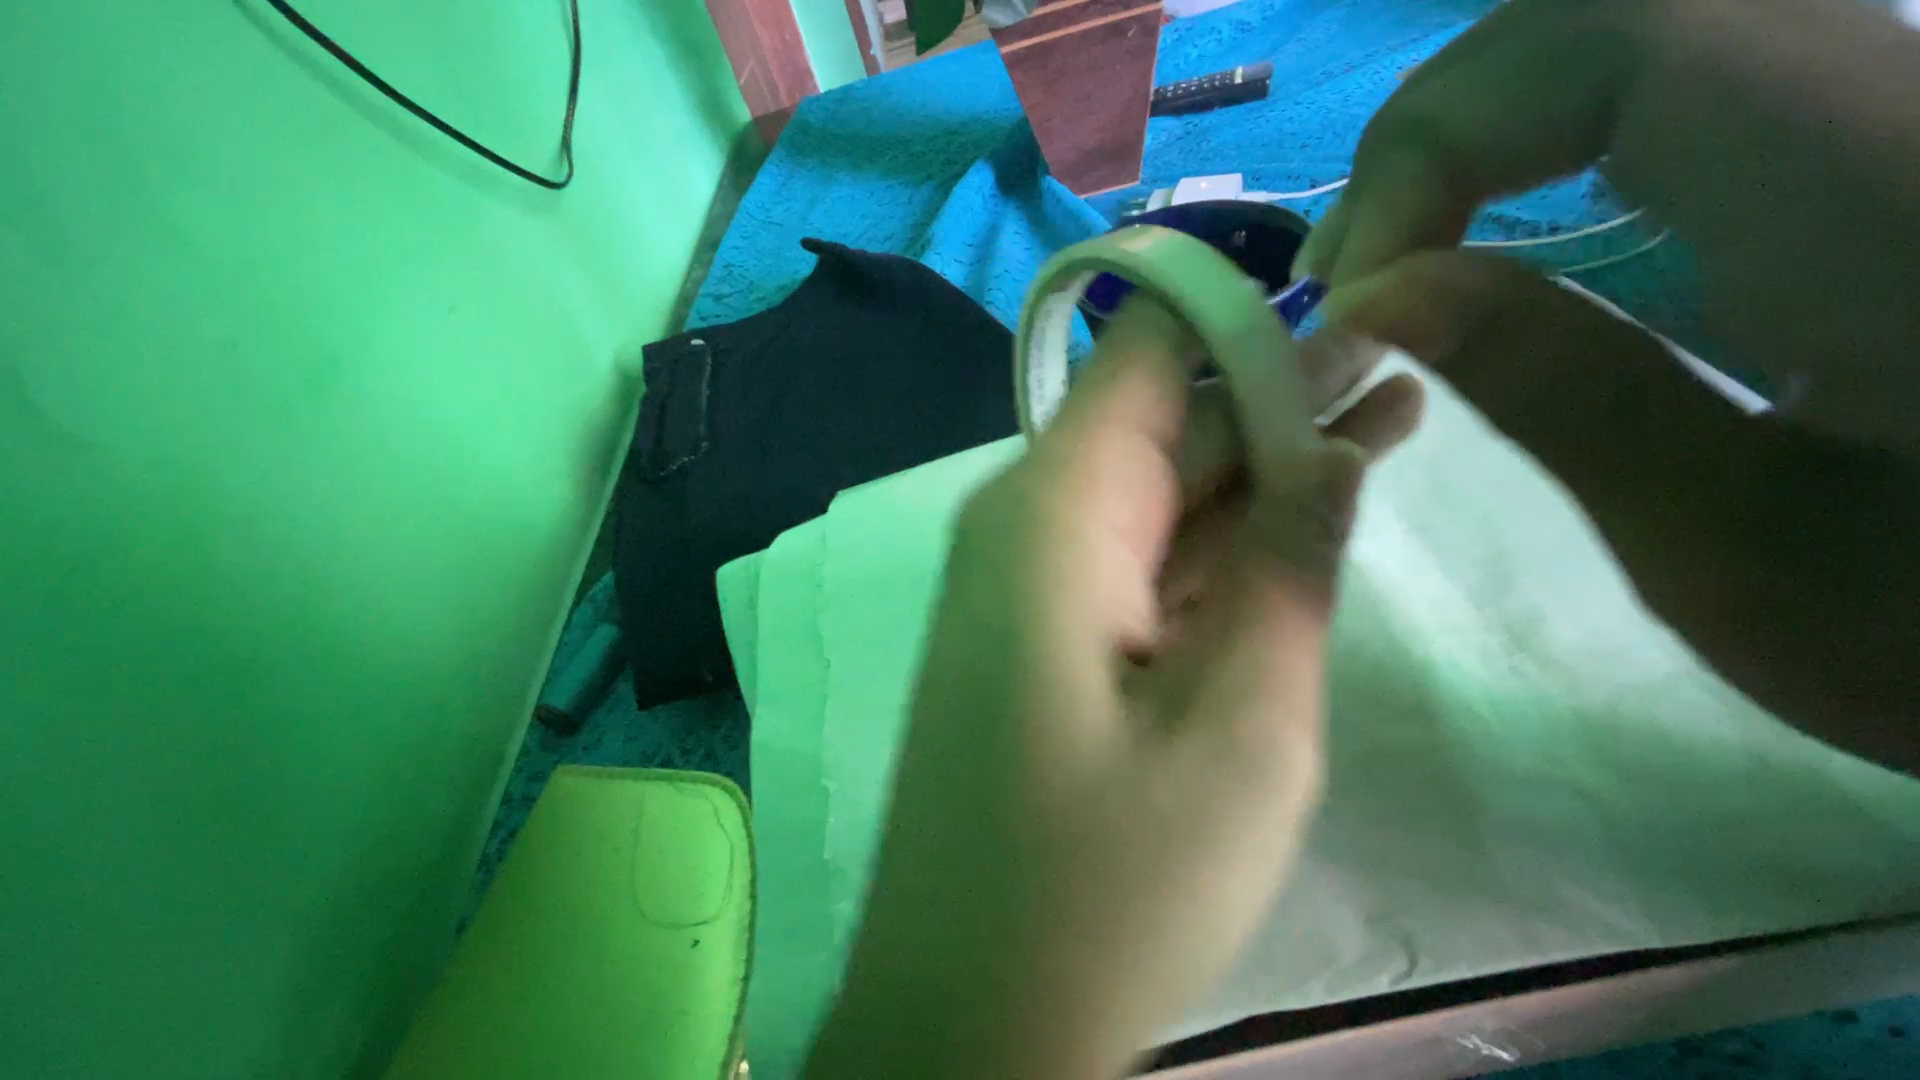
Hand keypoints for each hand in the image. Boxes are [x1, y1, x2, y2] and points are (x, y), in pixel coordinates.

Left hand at [802, 301, 1421, 1079]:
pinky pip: (1135, 558)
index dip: (1249, 308)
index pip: (1149, 354)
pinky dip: (1217, 536)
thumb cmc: (1105, 891)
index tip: (1360, 285)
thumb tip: (1331, 446)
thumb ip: (1287, 568)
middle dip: (1278, 389)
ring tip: (1392, 413)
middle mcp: (1022, 526)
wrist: (970, 1014)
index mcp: (1052, 514)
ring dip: (1260, 461)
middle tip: (1409, 355)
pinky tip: (1302, 515)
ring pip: (1154, 491)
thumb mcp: (1241, 731)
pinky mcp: (1038, 639)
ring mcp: (1025, 585)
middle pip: (1159, 420)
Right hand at [1292, 0, 1919, 771]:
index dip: (1442, 139)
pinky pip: (1675, 88)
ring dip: (1481, 135)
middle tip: (1352, 272)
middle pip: (1624, 12)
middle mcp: (1917, 109)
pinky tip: (1486, 238)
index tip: (1357, 291)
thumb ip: (1558, 394)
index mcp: (1900, 209)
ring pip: (1640, 38)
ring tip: (1396, 259)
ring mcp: (1896, 116)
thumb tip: (1377, 292)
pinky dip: (1539, 146)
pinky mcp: (1873, 147)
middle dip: (1441, 131)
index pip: (1631, 42)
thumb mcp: (1731, 551)